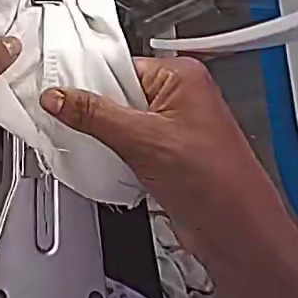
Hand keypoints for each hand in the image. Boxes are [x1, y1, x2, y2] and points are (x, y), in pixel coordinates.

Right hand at [38, 57, 283, 236]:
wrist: (237, 232)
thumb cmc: (217, 181)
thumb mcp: (142, 140)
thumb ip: (94, 115)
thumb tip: (60, 98)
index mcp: (181, 76)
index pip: (120, 64)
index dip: (89, 80)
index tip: (60, 93)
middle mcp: (180, 97)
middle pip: (118, 93)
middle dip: (97, 113)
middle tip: (77, 125)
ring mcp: (173, 128)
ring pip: (122, 122)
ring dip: (106, 138)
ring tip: (103, 151)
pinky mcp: (167, 154)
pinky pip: (129, 145)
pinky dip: (116, 155)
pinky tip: (112, 166)